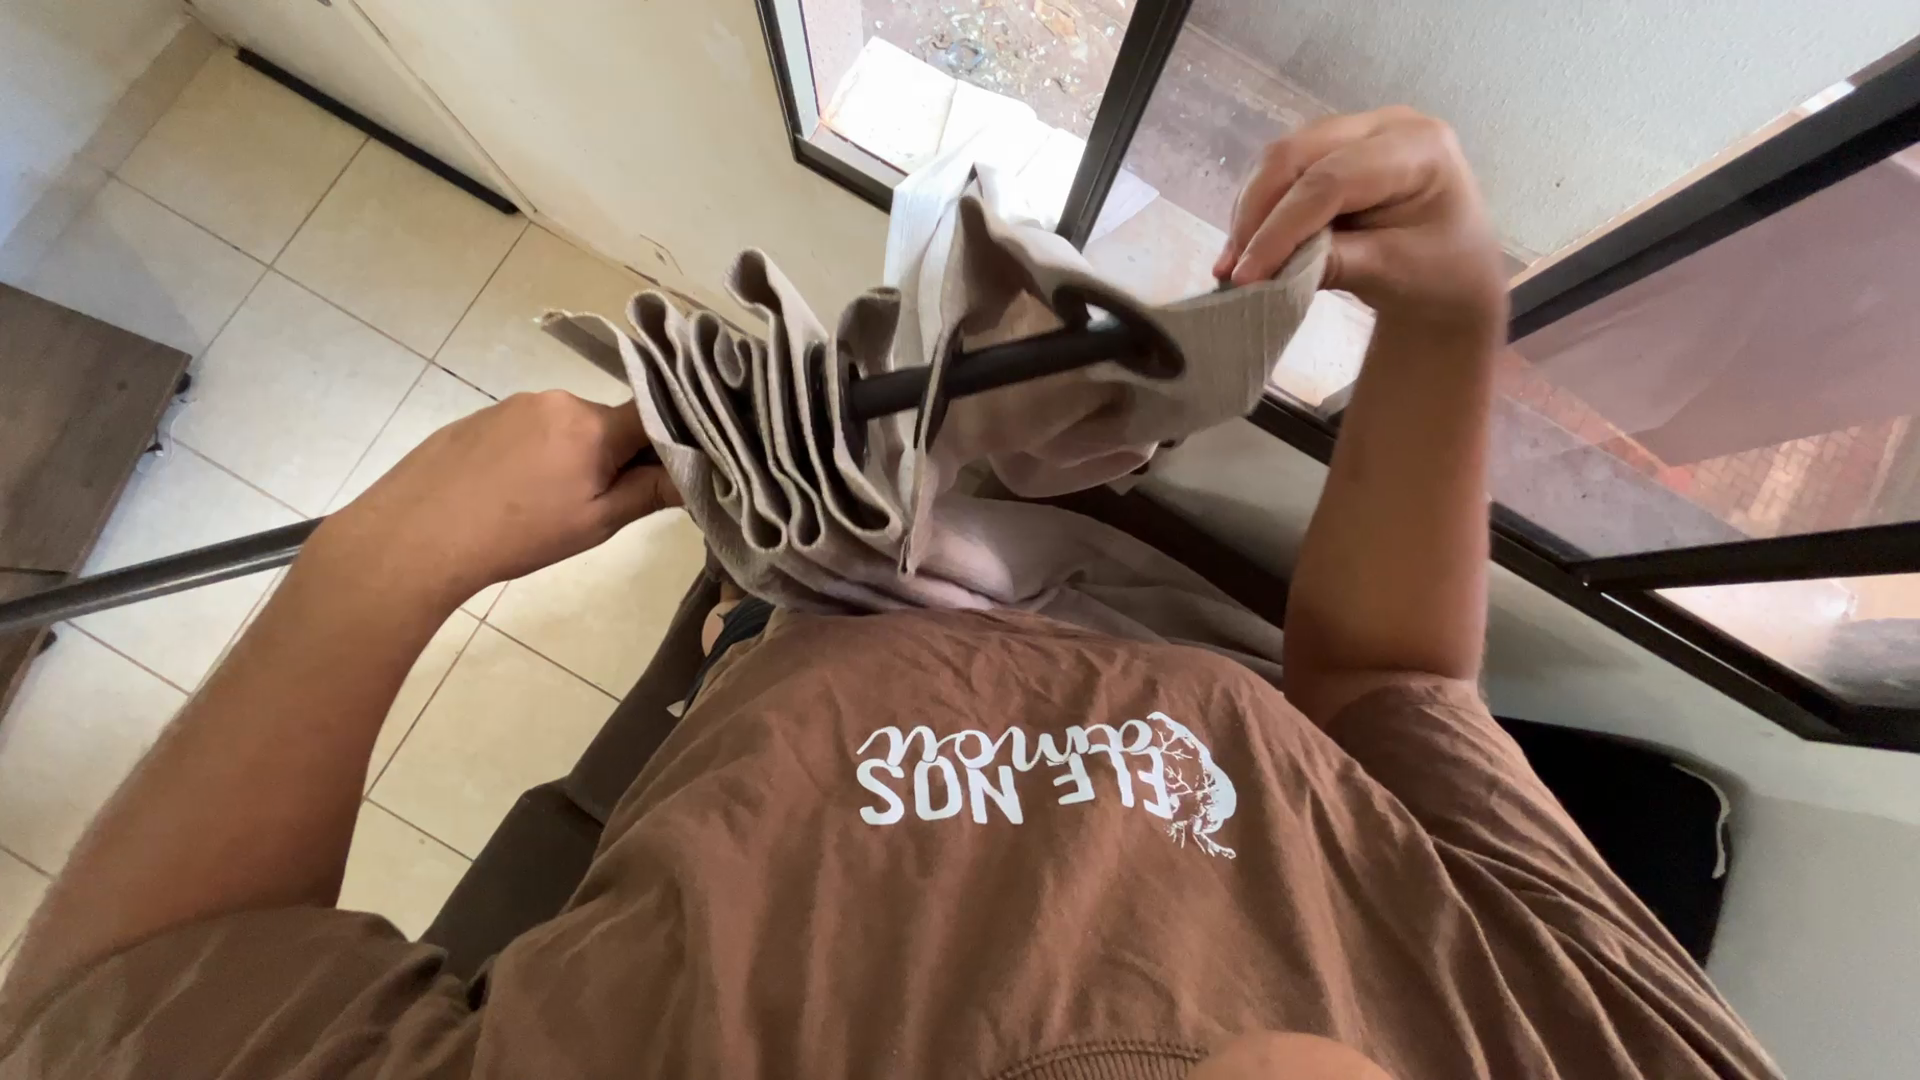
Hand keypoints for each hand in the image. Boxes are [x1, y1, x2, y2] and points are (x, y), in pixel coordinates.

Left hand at [313, 390, 680, 608]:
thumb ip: (651, 493)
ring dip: (580, 453)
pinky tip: (518, 488)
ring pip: (573, 425)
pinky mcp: (483, 416)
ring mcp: (515, 404)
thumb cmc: (519, 534)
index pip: (655, 417)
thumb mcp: (598, 522)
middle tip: (606, 500)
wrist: (414, 536)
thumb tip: (697, 477)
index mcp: (592, 424)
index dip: (673, 441)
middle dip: (620, 454)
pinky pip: (534, 427)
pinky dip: (542, 452)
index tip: (675, 470)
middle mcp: (558, 400)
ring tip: (555, 499)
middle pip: (613, 423)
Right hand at [1213, 107, 1507, 331]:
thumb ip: (1334, 264)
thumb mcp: (1391, 272)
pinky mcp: (1326, 156)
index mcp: (1417, 148)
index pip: (1330, 181)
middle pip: (1294, 156)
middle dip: (1255, 215)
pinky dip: (1253, 215)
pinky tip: (1242, 251)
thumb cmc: (1435, 273)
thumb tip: (1267, 272)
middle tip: (1232, 272)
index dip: (1280, 230)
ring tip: (1232, 267)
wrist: (1448, 276)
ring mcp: (1351, 136)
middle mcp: (1382, 127)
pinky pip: (1275, 177)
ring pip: (1277, 162)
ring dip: (1248, 215)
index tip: (1246, 278)